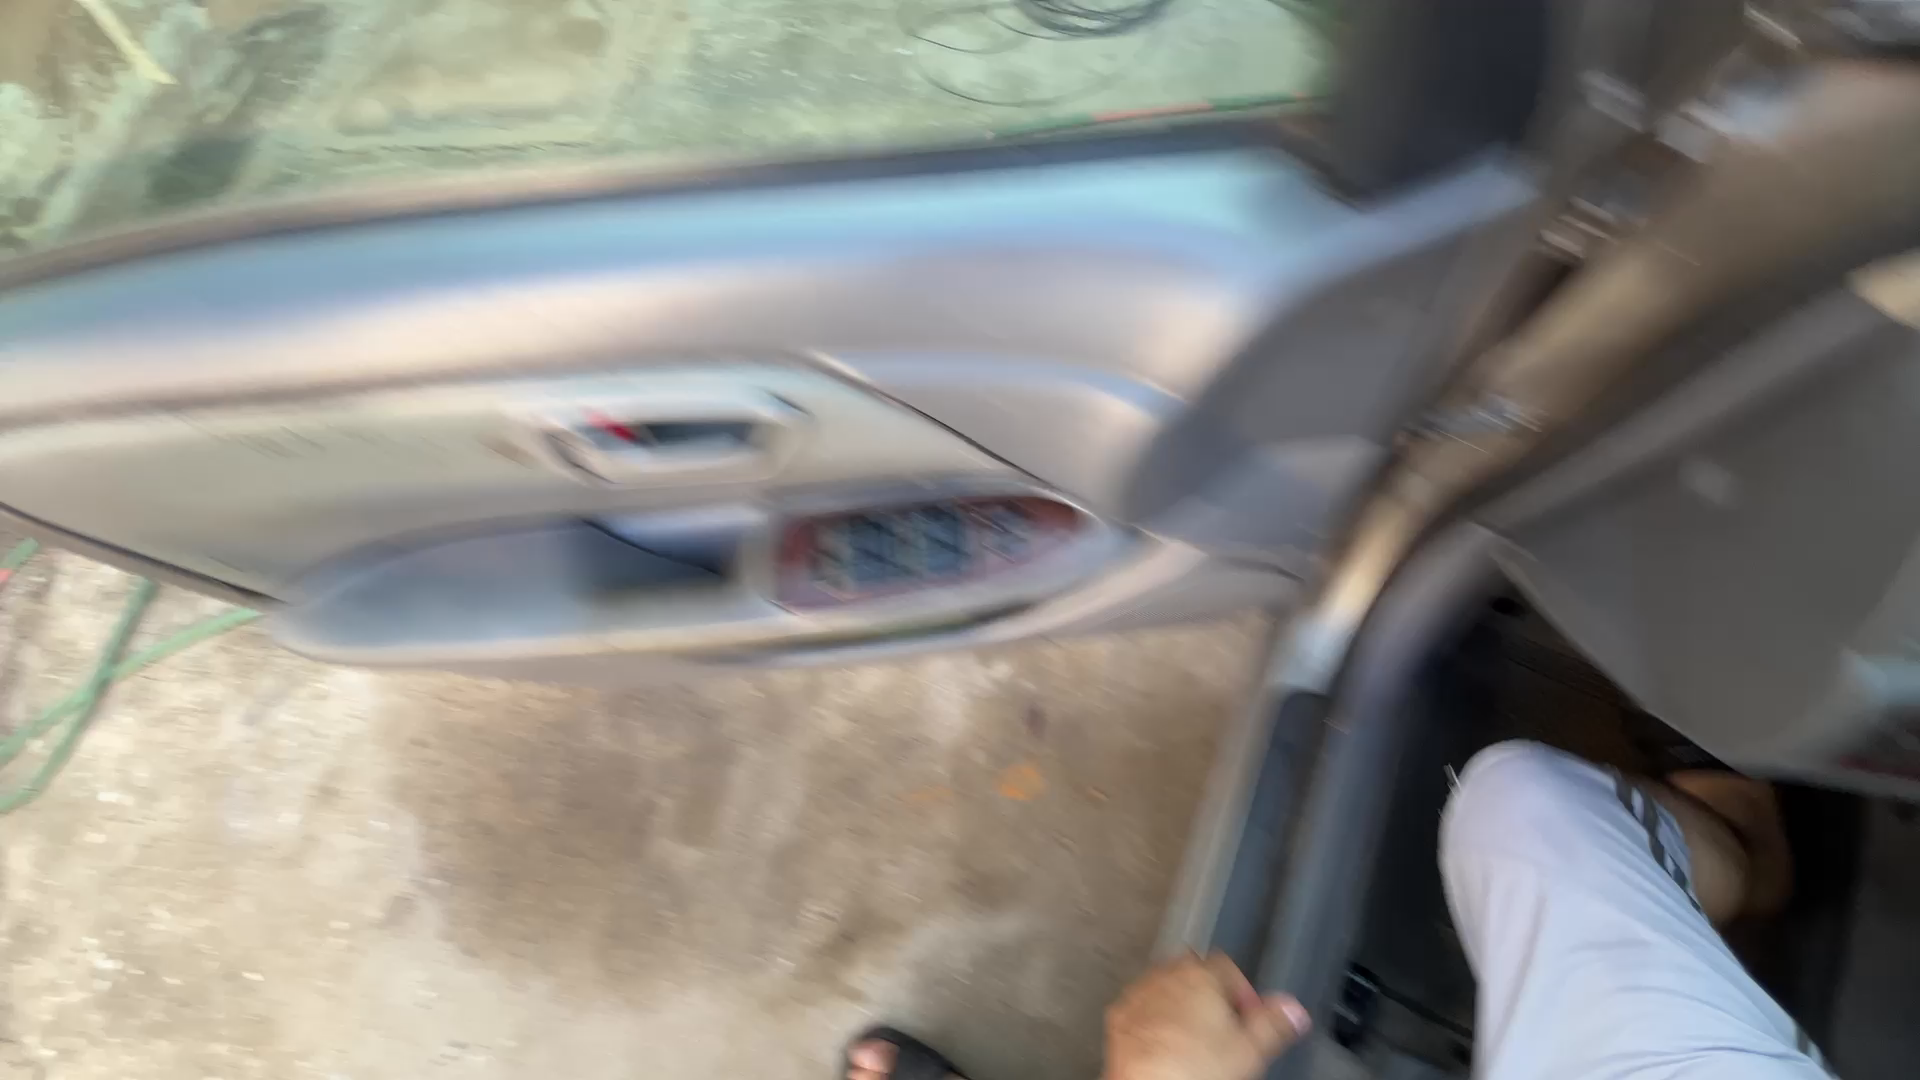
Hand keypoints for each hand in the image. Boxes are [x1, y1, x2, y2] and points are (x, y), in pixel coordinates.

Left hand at [1103, 952, 1311, 1079]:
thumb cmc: (1196, 1069)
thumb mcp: (1249, 1049)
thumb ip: (1274, 1024)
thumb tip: (1293, 1009)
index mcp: (1201, 975)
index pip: (1227, 966)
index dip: (1242, 990)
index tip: (1249, 1014)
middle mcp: (1167, 974)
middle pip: (1194, 973)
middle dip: (1210, 995)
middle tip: (1223, 1030)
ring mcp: (1140, 992)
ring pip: (1166, 988)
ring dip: (1180, 1005)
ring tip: (1195, 1042)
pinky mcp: (1120, 1013)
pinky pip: (1143, 1008)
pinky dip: (1154, 1021)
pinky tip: (1165, 1047)